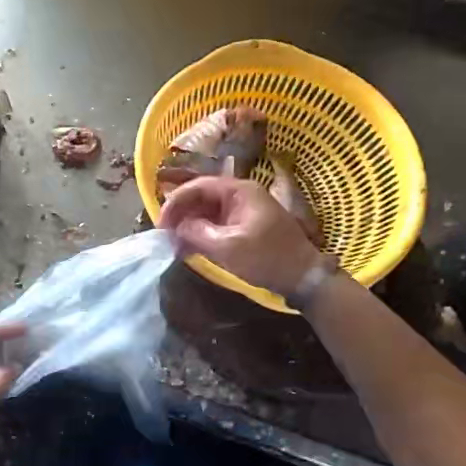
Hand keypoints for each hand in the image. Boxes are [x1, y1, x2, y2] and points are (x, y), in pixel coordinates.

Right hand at [158, 176, 324, 296]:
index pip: (198, 187)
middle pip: (200, 197)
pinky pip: (214, 224)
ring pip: (206, 211)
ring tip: (173, 243)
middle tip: (164, 234)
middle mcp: (240, 196)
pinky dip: (199, 234)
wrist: (304, 278)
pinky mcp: (243, 227)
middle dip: (180, 214)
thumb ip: (197, 233)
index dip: (175, 202)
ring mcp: (242, 211)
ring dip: (188, 225)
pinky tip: (188, 248)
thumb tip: (177, 227)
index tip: (161, 223)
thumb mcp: (227, 247)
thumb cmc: (268, 258)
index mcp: (239, 191)